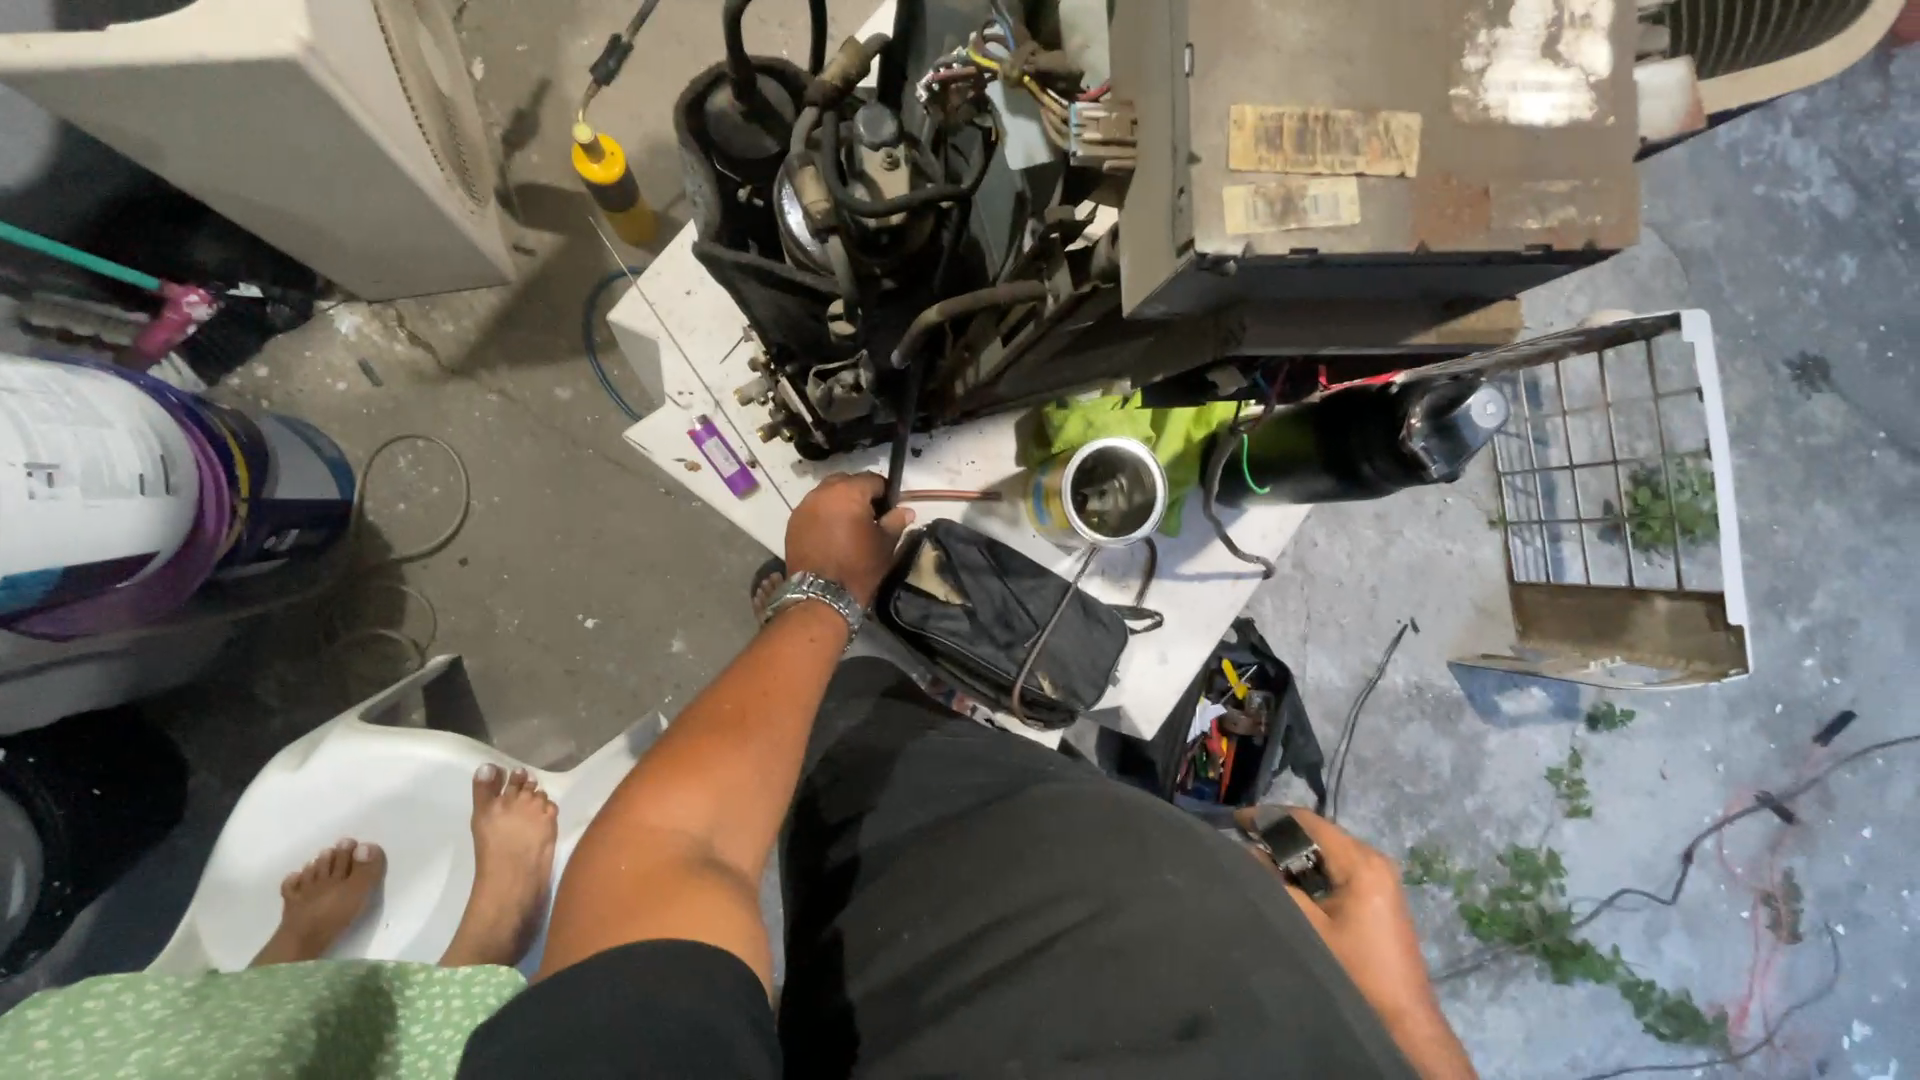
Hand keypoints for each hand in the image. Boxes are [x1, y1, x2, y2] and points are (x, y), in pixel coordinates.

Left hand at [785, 473, 914, 607]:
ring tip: (848, 525)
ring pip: (826, 494)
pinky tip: (830, 534)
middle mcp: (823, 492)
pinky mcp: (793, 523)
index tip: (890, 507)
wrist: (821, 595)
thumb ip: (895, 521)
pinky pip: (812, 510)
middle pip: (846, 482)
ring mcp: (804, 507)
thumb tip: (906, 510)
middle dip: (859, 493)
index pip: (873, 479)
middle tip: (869, 515)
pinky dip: (823, 515)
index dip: (885, 492)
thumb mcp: (884, 544)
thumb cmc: (859, 567)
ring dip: (839, 503)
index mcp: (849, 492)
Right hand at [1236, 807, 1443, 1028]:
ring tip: (1258, 855)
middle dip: (1280, 831)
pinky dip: (1310, 865)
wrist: (1405, 1020)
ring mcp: (1380, 876)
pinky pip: (1338, 865)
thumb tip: (1249, 851)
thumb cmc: (1356, 971)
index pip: (1308, 822)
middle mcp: (1374, 859)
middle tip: (1243, 838)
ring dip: (1294, 849)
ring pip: (1327, 849)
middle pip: (1319, 832)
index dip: (1269, 816)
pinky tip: (1287, 876)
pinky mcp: (1379, 893)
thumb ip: (1276, 885)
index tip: (1236, 821)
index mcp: (1361, 863)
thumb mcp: (1310, 927)